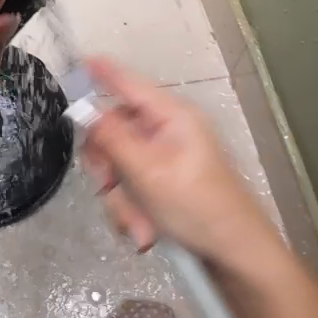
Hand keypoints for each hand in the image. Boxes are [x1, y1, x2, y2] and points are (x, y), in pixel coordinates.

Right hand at [79, 57, 279, 264]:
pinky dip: (130, 209)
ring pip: (117, 165)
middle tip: (105, 185)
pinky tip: (144, 230)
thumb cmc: (198, 207)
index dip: (103, 72)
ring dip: (119, 197)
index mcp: (171, 117)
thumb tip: (83, 109)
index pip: (129, 83)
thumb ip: (112, 138)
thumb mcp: (148, 172)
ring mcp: (164, 158)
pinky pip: (129, 186)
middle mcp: (166, 131)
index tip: (80, 61)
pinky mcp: (162, 182)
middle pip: (113, 130)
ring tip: (138, 225)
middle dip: (106, 165)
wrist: (237, 255)